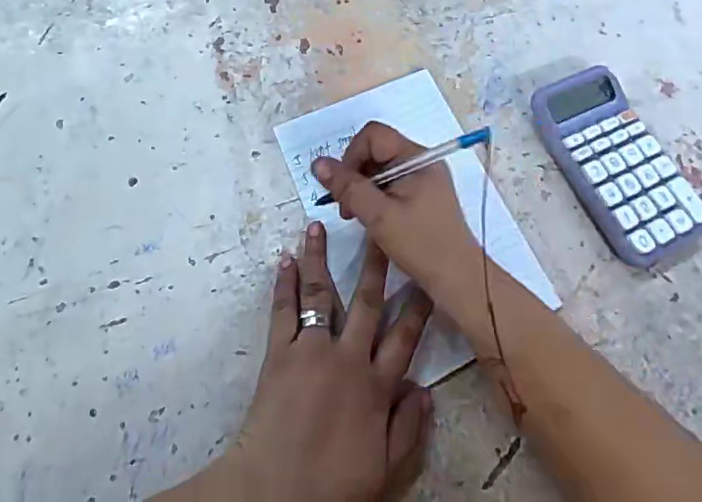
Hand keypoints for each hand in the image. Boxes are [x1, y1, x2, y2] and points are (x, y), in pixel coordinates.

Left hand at [184, 223, 433, 501]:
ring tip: (317, 226)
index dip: (417, 307)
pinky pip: (284, 311)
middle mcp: (348, 358)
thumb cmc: (332, 486)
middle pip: (366, 303)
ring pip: (321, 295)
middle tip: (380, 228)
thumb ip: (408, 429)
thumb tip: (426, 389)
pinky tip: (286, 260)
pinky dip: (285, 284)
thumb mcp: (385, 470)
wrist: (275, 492)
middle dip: (375, 265)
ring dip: (320, 259)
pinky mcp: (280, 352)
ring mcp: (312, 350)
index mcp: (376, 387)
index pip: (404, 338)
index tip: (426, 277)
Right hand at [313, 122, 480, 294]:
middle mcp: (422, 162)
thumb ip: (347, 186)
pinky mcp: (423, 196)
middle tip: (345, 207)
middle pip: (376, 150)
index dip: (352, 155)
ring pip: (381, 169)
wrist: (459, 280)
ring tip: (354, 215)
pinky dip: (375, 197)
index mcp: (417, 158)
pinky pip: (391, 184)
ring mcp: (424, 179)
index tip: (343, 187)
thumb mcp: (378, 215)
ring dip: (362, 187)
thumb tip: (318, 163)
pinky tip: (370, 219)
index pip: (374, 135)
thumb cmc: (421, 244)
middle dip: (354, 174)